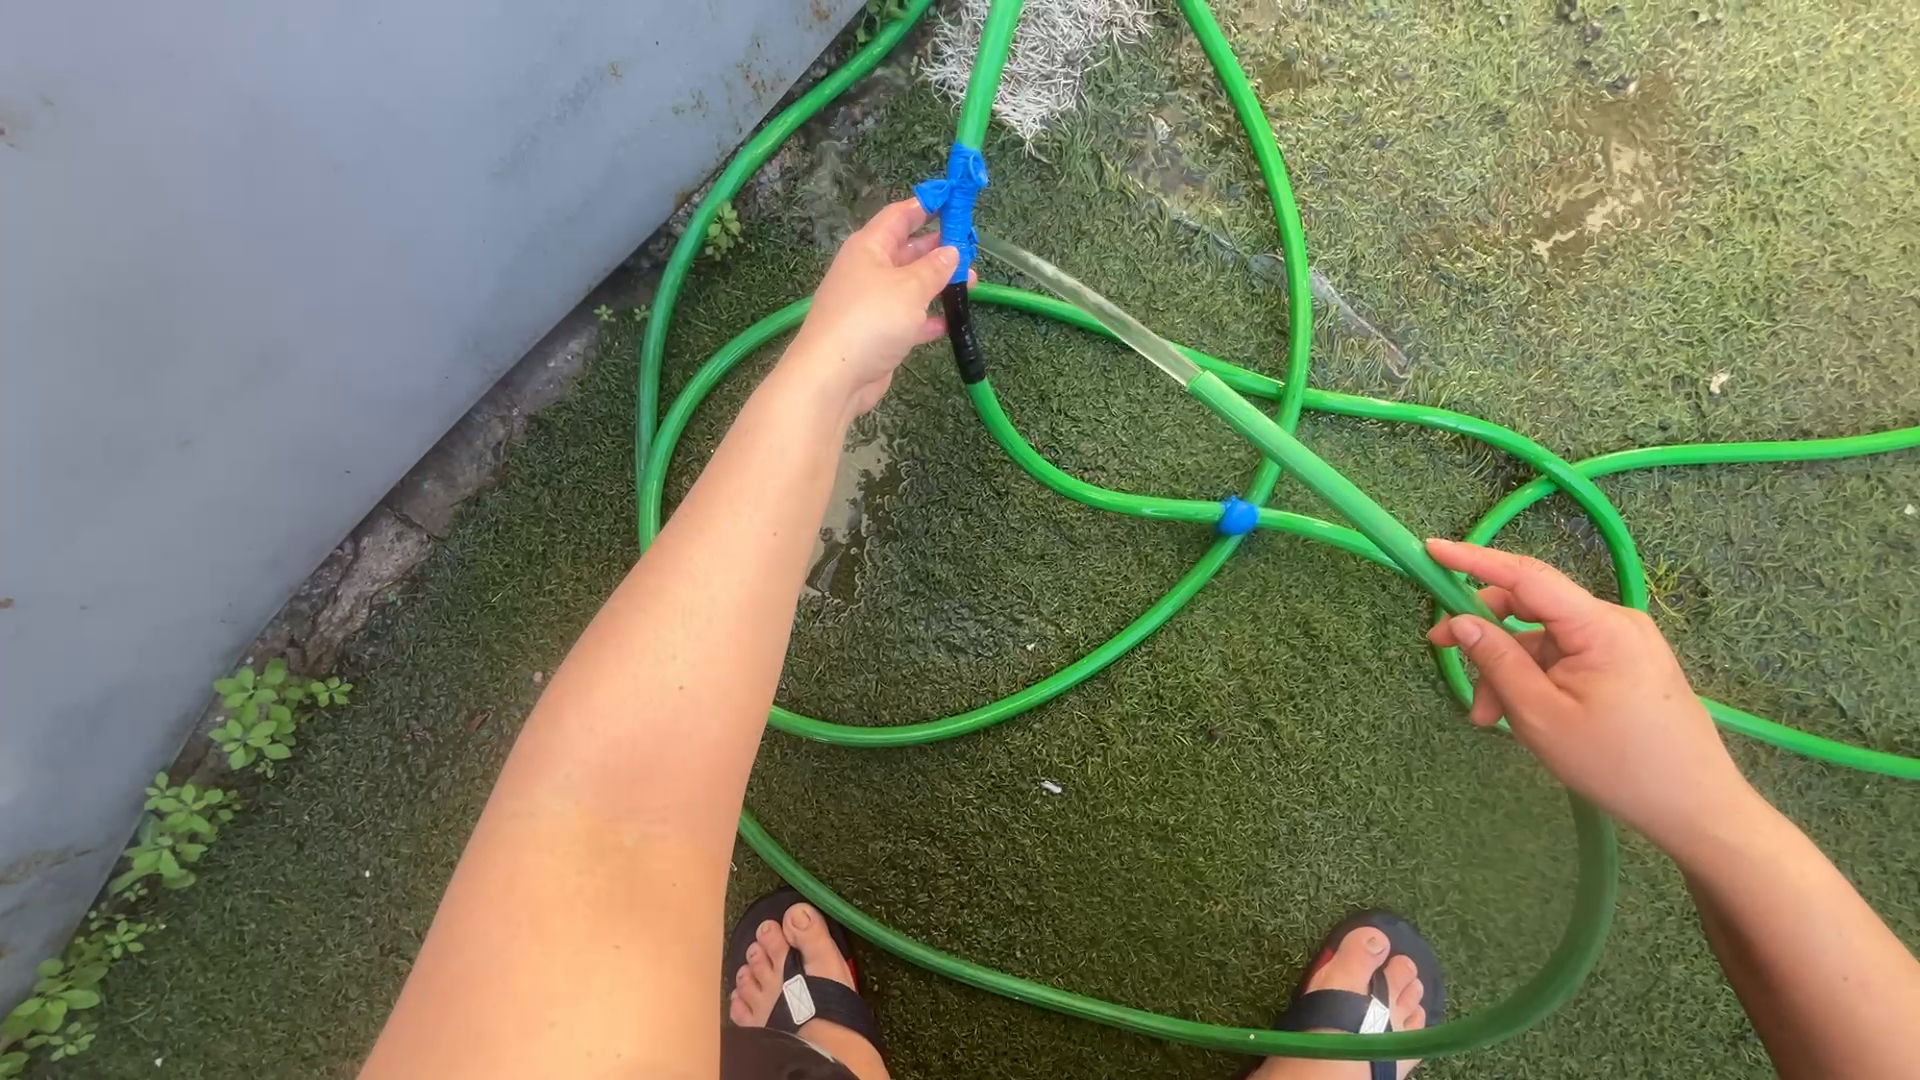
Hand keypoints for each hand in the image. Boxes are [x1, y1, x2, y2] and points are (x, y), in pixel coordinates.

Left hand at [783, 198, 972, 418]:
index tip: (955, 201)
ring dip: (938, 284)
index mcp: (869, 247)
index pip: (900, 216)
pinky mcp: (878, 335)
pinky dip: (927, 319)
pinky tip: (949, 322)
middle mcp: (868, 271)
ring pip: (911, 286)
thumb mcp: (910, 287)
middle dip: (938, 249)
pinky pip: (908, 319)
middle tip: (971, 250)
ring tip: (970, 283)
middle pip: (907, 251)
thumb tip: (952, 251)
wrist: (834, 376)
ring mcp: (872, 304)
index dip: (927, 205)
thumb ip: (934, 268)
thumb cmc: (871, 319)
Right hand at [1424, 538, 1756, 853]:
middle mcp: (1613, 622)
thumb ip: (1496, 660)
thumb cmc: (1615, 762)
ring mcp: (1620, 643)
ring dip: (1505, 670)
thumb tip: (1460, 621)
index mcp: (1600, 627)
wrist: (1697, 811)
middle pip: (1527, 609)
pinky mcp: (1621, 663)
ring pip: (1537, 640)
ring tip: (1488, 717)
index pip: (1526, 577)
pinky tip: (1517, 715)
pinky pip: (1558, 657)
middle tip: (1440, 654)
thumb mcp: (1539, 713)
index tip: (1430, 549)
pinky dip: (1529, 679)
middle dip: (1484, 635)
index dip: (1474, 559)